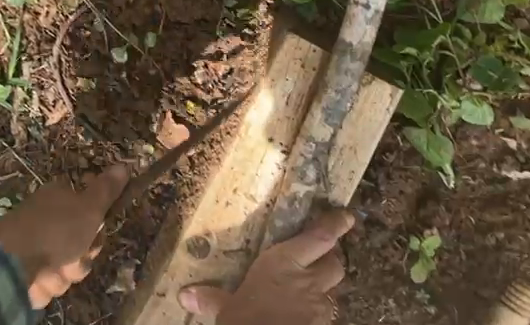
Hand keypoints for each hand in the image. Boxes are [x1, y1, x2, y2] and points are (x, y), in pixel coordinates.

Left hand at [0, 166, 129, 307]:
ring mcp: (40, 244)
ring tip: (57, 268)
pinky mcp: (32, 269)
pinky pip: (54, 280)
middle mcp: (49, 217)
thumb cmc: (55, 229)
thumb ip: (106, 190)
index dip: (97, 226)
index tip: (96, 232)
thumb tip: (124, 165)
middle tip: (77, 252)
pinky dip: (52, 282)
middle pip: (83, 241)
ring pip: (72, 264)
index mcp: (59, 196)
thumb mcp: (88, 208)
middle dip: (84, 254)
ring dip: (68, 271)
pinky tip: (44, 279)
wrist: (15, 263)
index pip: (90, 210)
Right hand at [177, 210, 355, 324]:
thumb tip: (184, 294)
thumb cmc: (247, 321)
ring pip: (336, 292)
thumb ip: (211, 298)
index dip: (334, 226)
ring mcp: (321, 310)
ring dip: (328, 288)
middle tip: (321, 256)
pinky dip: (321, 313)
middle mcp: (308, 283)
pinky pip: (330, 316)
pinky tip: (306, 315)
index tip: (346, 215)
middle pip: (335, 265)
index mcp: (283, 264)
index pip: (317, 239)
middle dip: (332, 259)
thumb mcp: (226, 310)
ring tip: (313, 288)